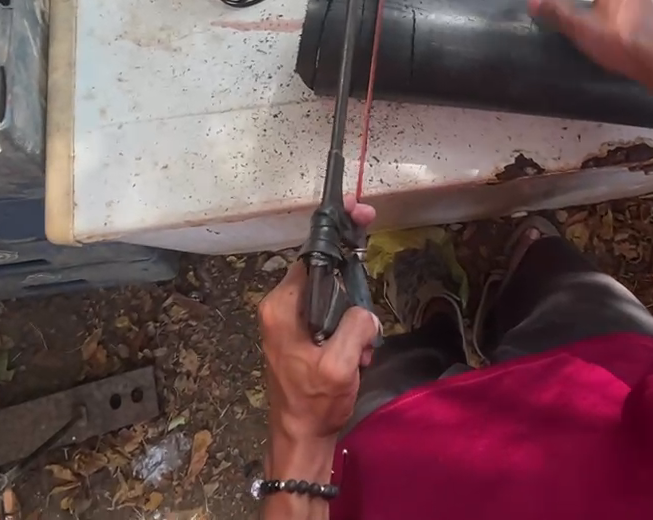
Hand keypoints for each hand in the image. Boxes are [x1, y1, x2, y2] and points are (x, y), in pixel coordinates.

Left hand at [258, 201, 379, 463]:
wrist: (301, 441)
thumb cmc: (314, 403)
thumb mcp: (340, 364)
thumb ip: (355, 325)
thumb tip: (365, 312)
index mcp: (283, 305)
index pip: (312, 252)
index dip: (338, 231)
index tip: (360, 211)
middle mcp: (281, 306)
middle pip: (323, 268)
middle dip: (352, 279)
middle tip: (371, 288)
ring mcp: (291, 320)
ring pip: (331, 292)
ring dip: (355, 312)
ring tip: (365, 347)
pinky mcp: (302, 334)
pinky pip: (331, 312)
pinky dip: (350, 326)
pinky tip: (361, 353)